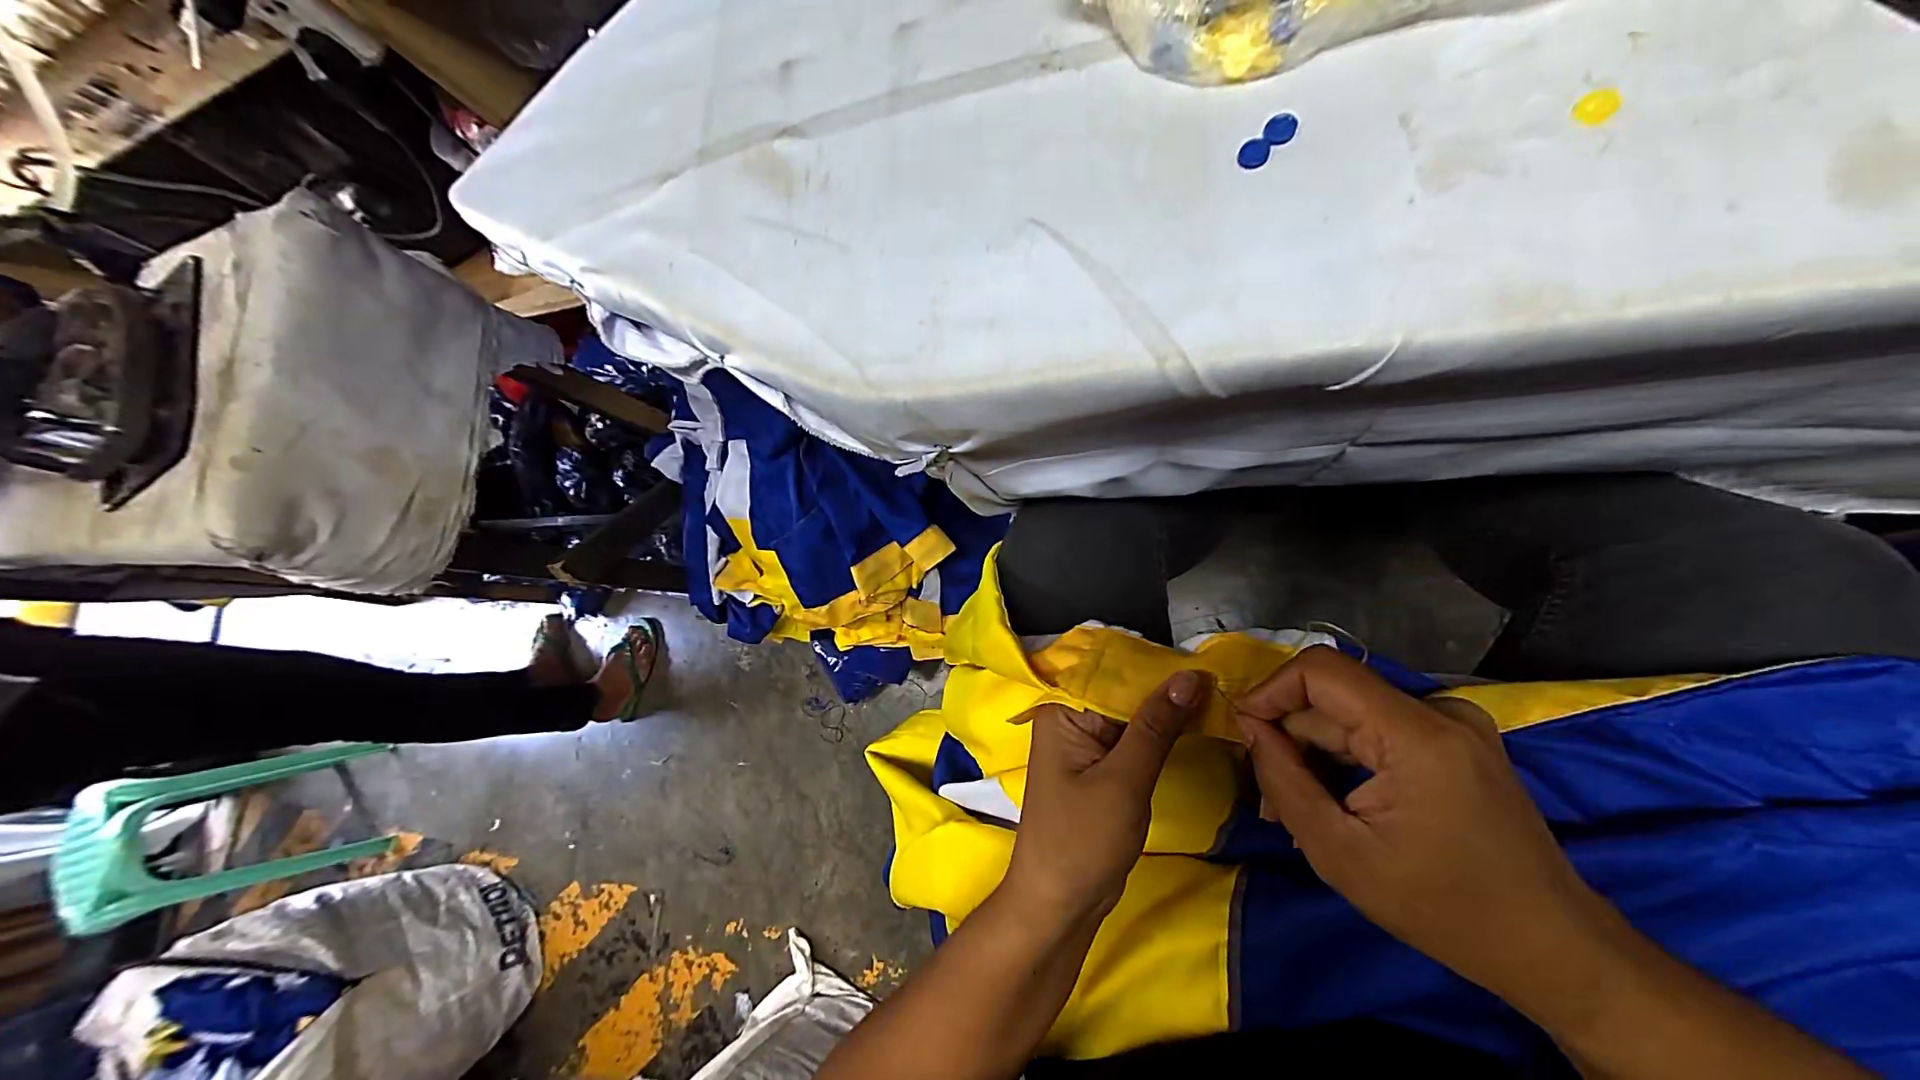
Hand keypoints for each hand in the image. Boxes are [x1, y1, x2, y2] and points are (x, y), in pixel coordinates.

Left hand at [1004, 670, 1207, 919]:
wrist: (1060, 905)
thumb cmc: (1082, 841)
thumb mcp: (1123, 781)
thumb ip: (1155, 726)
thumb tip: (1189, 676)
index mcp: (1061, 711)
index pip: (1110, 671)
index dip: (1155, 662)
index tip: (1203, 656)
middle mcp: (1070, 718)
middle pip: (1122, 689)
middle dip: (1165, 684)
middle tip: (1220, 675)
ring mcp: (1086, 744)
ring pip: (1132, 713)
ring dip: (1168, 708)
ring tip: (1217, 692)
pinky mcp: (1102, 767)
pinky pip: (1133, 738)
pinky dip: (1161, 733)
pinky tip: (1194, 722)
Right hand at [1233, 646, 1607, 1001]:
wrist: (1550, 947)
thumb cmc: (1441, 907)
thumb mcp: (1337, 851)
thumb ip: (1283, 778)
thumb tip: (1249, 726)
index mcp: (1418, 735)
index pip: (1322, 671)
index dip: (1271, 691)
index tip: (1243, 732)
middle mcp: (1440, 711)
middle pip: (1334, 697)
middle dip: (1289, 737)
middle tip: (1267, 796)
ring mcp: (1454, 722)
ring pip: (1352, 715)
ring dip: (1314, 754)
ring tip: (1295, 810)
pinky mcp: (1457, 740)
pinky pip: (1379, 729)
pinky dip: (1346, 759)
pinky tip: (1334, 802)